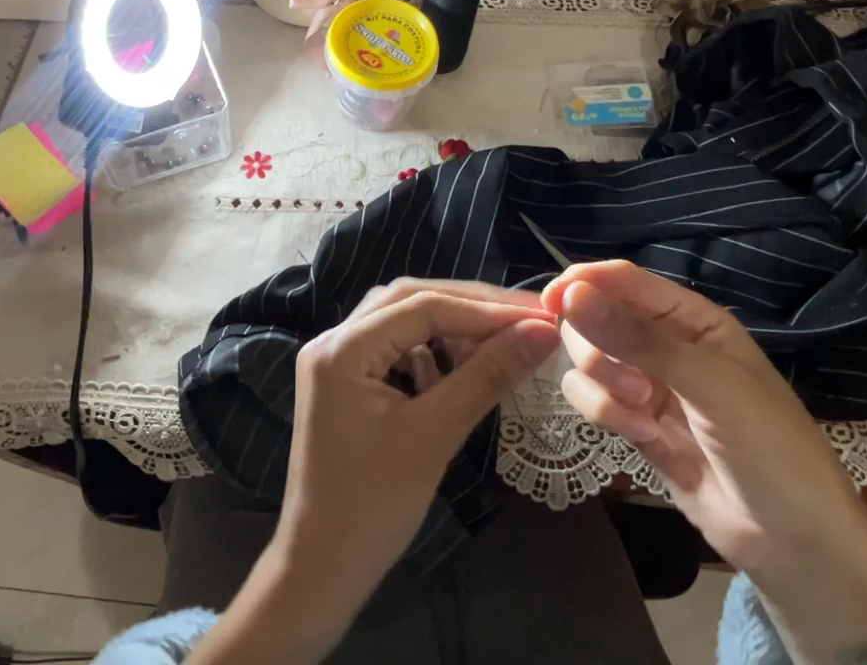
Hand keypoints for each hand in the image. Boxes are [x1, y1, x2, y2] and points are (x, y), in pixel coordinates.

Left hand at [188, 279, 559, 664]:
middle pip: (410, 302)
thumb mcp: (435, 433)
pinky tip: (459, 370)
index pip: (423, 305)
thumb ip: (487, 375)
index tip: (540, 317)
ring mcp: (337, 363)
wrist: (324, 565)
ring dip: (451, 328)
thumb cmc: (375, 504)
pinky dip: (431, 353)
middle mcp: (333, 342)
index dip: (486, 309)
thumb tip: (542, 333)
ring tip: (500, 343)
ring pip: (402, 322)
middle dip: (470, 308)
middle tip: (527, 318)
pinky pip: (395, 350)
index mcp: (341, 348)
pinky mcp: (348, 385)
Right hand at [548, 261, 866, 663]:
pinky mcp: (632, 422)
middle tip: (635, 387)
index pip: (623, 281)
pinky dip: (604, 414)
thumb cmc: (769, 449)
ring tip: (643, 417)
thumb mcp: (709, 384)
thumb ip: (637, 338)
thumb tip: (569, 292)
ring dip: (603, 387)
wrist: (792, 543)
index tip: (549, 302)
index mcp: (692, 319)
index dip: (584, 284)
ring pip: (586, 360)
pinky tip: (641, 436)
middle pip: (593, 318)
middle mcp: (664, 343)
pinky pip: (590, 399)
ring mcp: (645, 384)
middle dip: (599, 349)